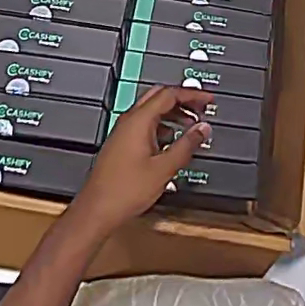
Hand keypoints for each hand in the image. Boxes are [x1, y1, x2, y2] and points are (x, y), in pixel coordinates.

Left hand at [65, 85, 213, 238]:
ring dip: (173, 114)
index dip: (192, 95)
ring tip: (191, 126)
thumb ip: (187, 145)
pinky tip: (172, 142)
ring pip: (151, 111)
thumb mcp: (164, 167)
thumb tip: (202, 129)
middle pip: (159, 97)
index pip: (169, 94)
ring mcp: (123, 133)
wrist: (97, 211)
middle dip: (182, 100)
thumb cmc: (124, 191)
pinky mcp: (121, 144)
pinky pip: (145, 125)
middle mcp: (128, 122)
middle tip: (200, 107)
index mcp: (139, 121)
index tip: (207, 100)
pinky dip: (163, 126)